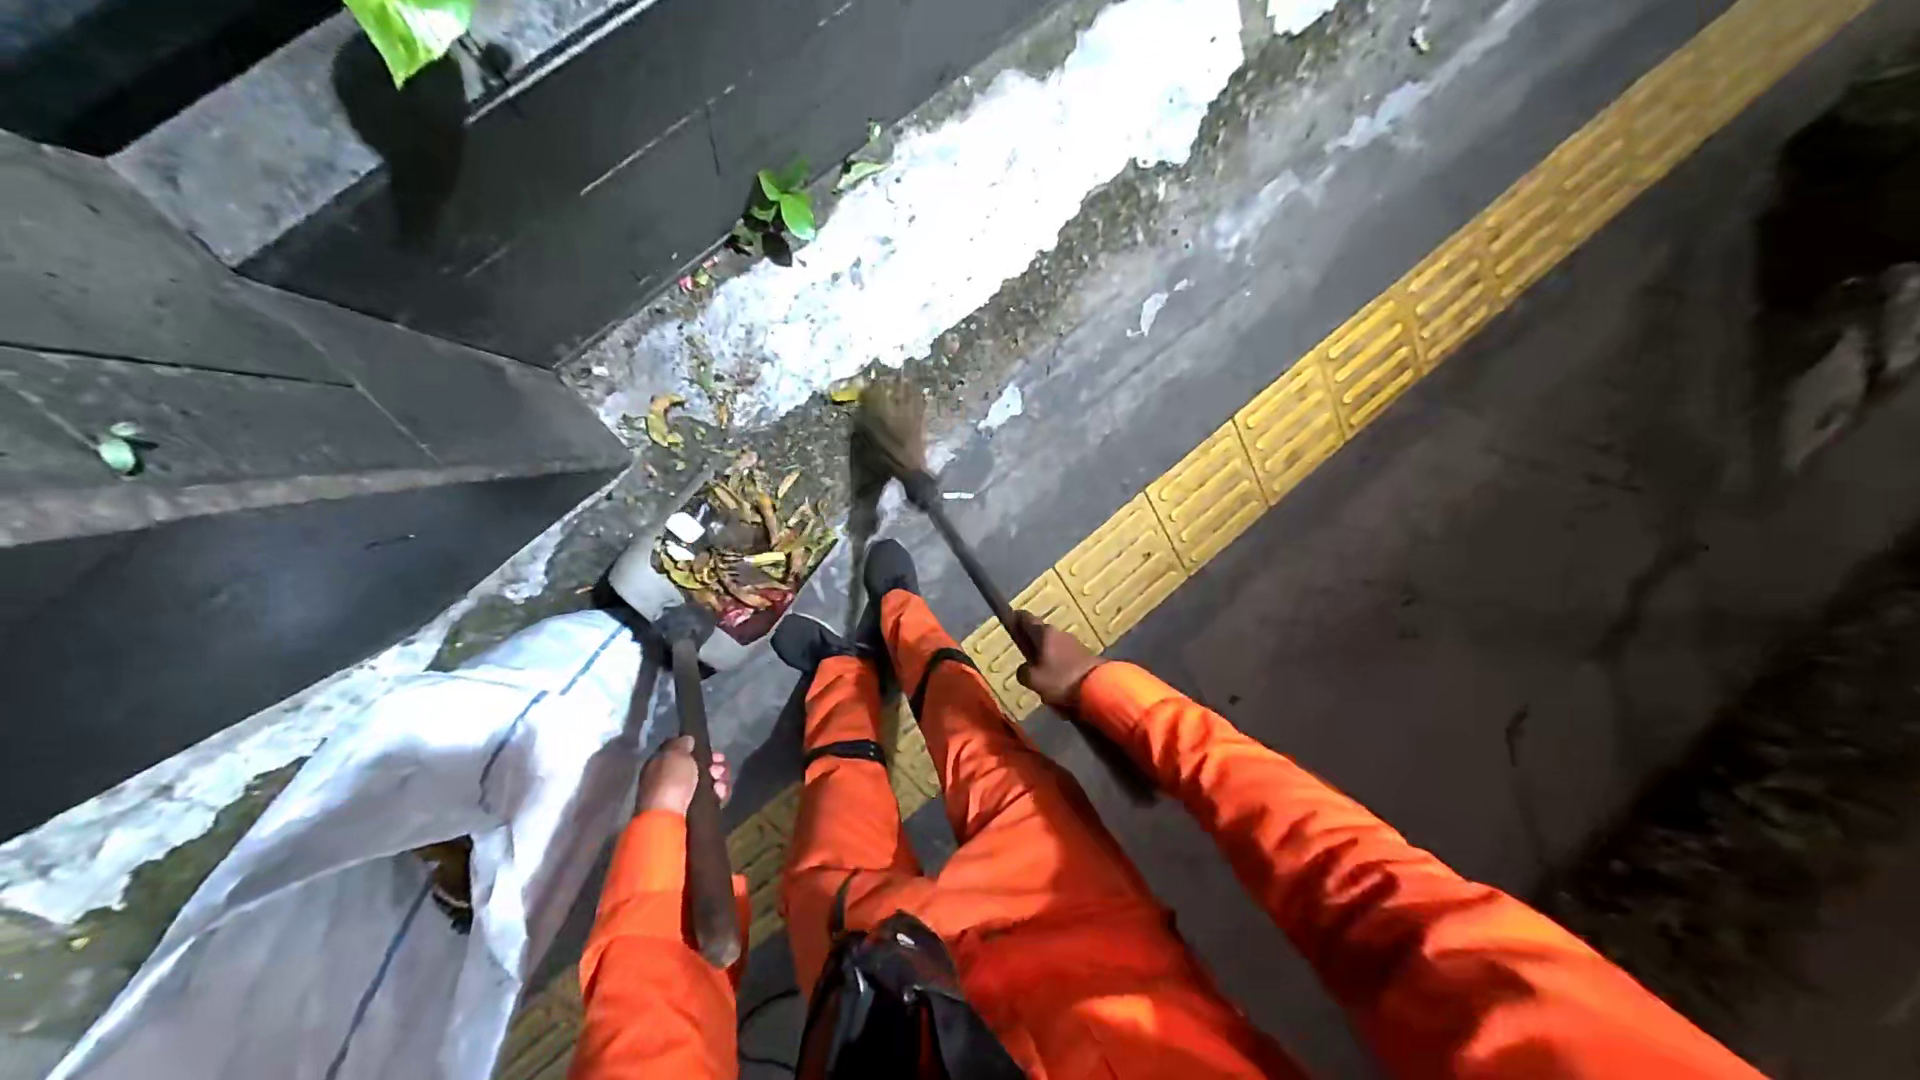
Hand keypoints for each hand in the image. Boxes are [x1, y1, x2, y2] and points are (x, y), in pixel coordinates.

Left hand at [636, 735, 731, 815]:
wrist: (668, 819)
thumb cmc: (670, 781)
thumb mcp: (675, 754)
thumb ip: (682, 744)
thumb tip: (687, 740)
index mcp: (660, 766)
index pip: (682, 753)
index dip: (699, 749)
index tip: (712, 750)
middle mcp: (670, 781)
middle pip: (698, 768)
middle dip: (713, 765)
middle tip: (720, 767)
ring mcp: (682, 797)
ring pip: (708, 782)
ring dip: (719, 779)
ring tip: (721, 781)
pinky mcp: (694, 812)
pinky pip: (712, 798)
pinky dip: (719, 793)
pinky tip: (721, 792)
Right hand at [1014, 611, 1103, 708]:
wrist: (1101, 687)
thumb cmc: (1061, 679)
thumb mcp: (1033, 679)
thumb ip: (1023, 672)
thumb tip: (1025, 669)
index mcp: (1044, 633)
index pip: (1026, 618)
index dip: (1016, 618)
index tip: (1011, 619)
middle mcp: (1059, 634)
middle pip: (1041, 638)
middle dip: (1034, 650)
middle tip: (1028, 666)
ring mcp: (1075, 644)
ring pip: (1054, 652)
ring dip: (1049, 664)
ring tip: (1046, 686)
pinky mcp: (1086, 657)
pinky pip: (1067, 663)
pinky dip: (1062, 673)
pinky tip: (1062, 691)